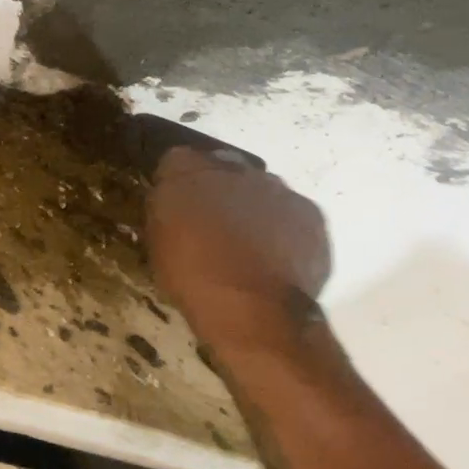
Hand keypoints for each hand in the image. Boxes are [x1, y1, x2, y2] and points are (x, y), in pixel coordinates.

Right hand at [145, 146, 330, 353]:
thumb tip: (176, 199)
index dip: (178, 182)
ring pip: (261, 189)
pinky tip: (277, 255)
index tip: (178, 205)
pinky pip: (292, 213)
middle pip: (224, 168)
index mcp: (186, 168)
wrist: (251, 307)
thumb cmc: (190, 273)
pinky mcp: (311, 214)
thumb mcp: (157, 236)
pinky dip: (285, 227)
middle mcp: (233, 167)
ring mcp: (276, 189)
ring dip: (254, 206)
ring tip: (249, 243)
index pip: (177, 160)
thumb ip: (167, 206)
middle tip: (214, 223)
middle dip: (220, 189)